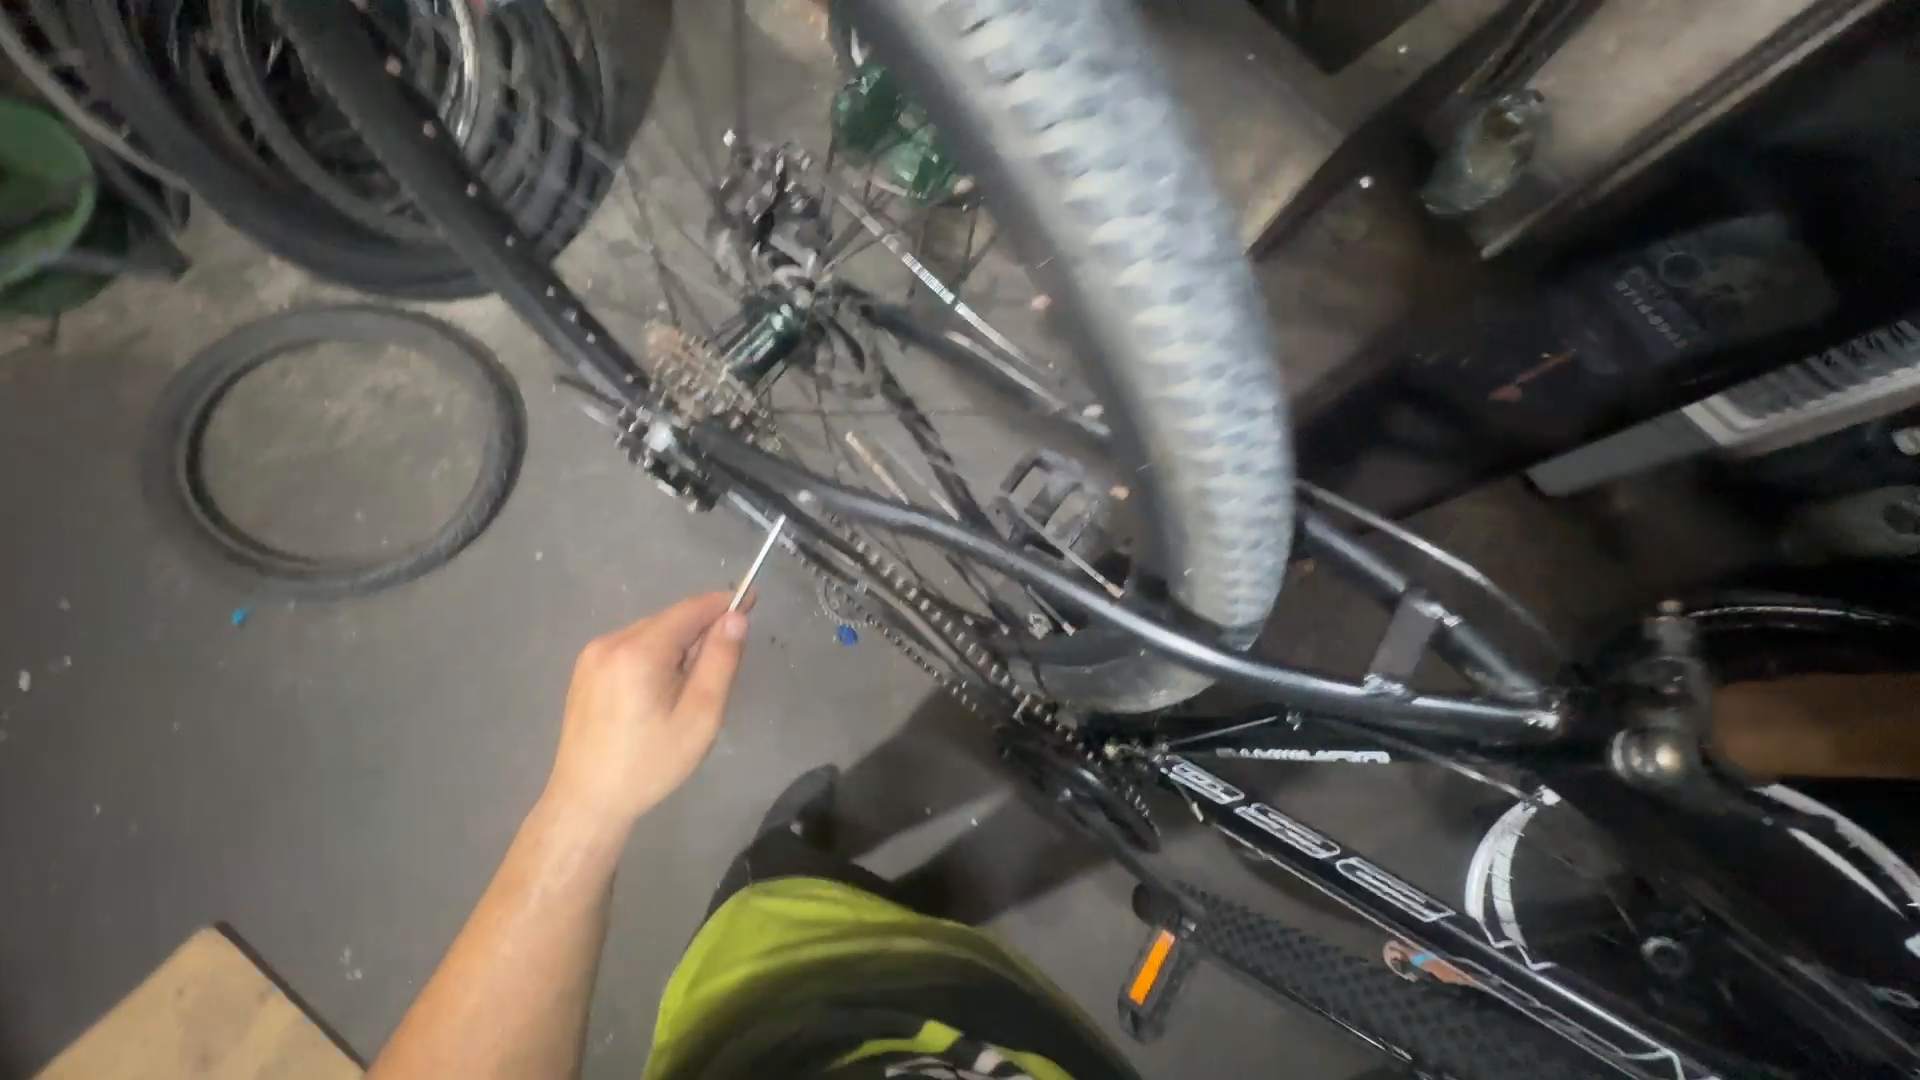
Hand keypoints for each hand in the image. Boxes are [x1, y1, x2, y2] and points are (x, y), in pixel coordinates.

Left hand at [545, 592, 750, 827]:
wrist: (587, 801)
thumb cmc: (650, 764)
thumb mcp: (701, 716)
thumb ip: (720, 660)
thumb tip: (736, 617)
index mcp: (639, 652)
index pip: (691, 609)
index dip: (725, 603)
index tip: (752, 601)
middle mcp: (611, 642)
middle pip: (672, 620)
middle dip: (702, 631)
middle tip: (722, 671)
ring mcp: (593, 654)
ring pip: (653, 632)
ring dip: (680, 645)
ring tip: (688, 690)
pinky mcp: (586, 669)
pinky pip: (633, 646)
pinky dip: (657, 655)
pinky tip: (661, 691)